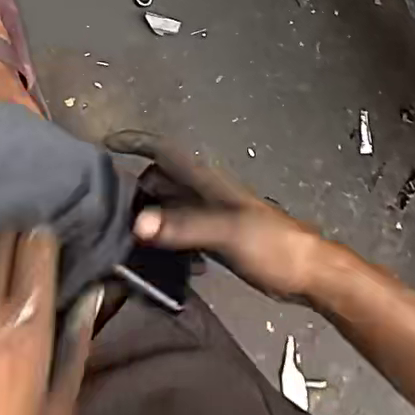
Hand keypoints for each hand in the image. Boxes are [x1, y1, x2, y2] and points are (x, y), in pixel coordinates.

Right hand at [106, 130, 335, 302]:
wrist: (308, 272)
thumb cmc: (270, 242)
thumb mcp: (224, 232)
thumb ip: (182, 226)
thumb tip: (136, 224)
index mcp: (204, 179)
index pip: (162, 150)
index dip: (135, 142)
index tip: (106, 144)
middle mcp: (202, 191)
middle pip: (158, 180)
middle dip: (135, 191)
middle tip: (110, 214)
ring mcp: (209, 214)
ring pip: (168, 207)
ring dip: (151, 220)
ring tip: (131, 242)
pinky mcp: (215, 237)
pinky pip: (180, 232)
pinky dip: (170, 241)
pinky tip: (170, 264)